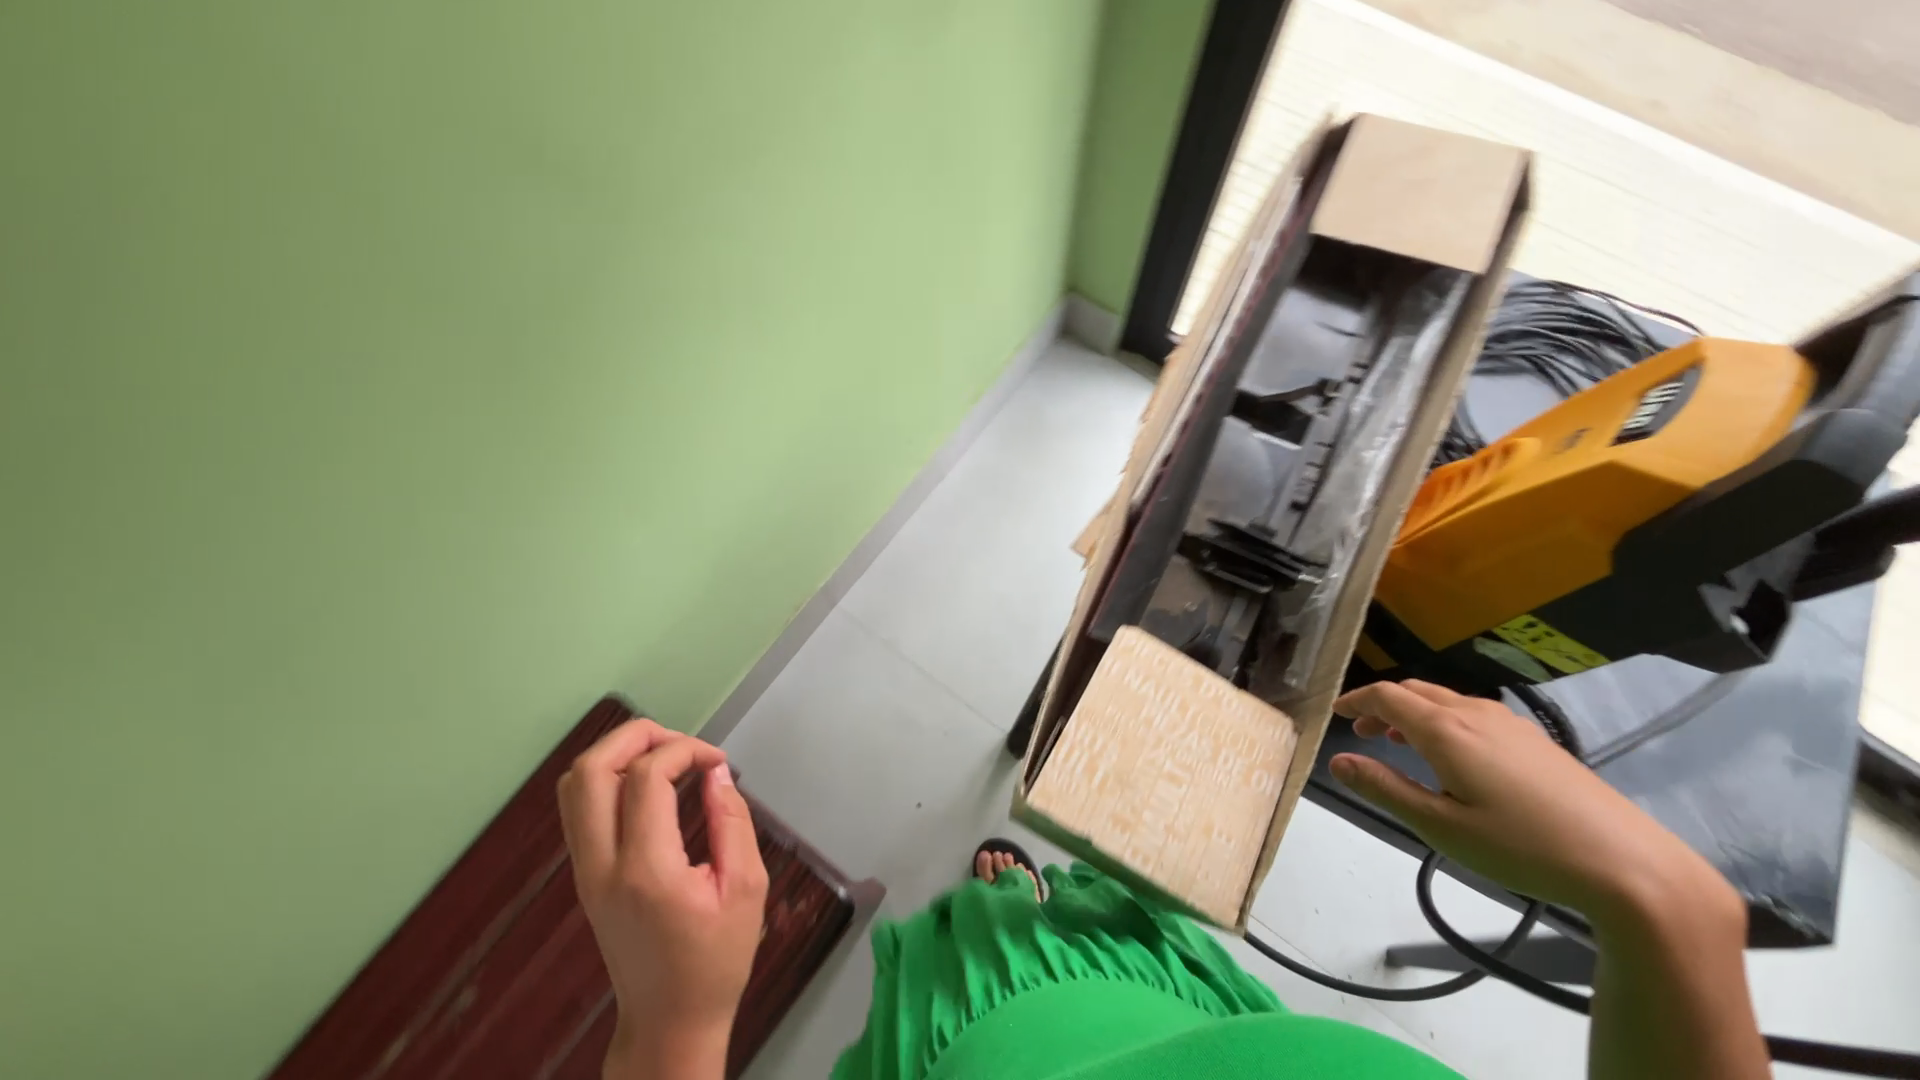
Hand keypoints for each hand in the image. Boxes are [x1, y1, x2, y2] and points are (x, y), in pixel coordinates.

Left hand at [557, 719, 769, 1078]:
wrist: (668, 1022)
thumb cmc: (716, 962)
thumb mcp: (747, 889)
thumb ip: (733, 823)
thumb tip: (716, 775)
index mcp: (647, 870)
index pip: (647, 778)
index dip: (686, 751)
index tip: (718, 762)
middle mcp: (603, 865)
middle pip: (591, 770)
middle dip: (637, 736)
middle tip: (682, 744)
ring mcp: (585, 872)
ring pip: (574, 786)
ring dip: (617, 754)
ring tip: (665, 757)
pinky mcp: (584, 878)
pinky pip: (580, 809)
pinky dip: (608, 779)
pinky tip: (648, 785)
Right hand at [1329, 680, 1740, 933]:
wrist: (1626, 864)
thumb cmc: (1521, 847)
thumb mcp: (1440, 827)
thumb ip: (1385, 789)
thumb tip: (1338, 761)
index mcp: (1446, 731)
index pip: (1387, 696)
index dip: (1356, 700)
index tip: (1335, 714)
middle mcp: (1476, 715)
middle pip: (1417, 691)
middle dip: (1383, 705)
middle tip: (1363, 732)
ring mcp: (1512, 725)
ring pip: (1448, 701)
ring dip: (1415, 713)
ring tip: (1401, 743)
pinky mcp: (1537, 741)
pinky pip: (1475, 714)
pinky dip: (1446, 721)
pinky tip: (1455, 758)